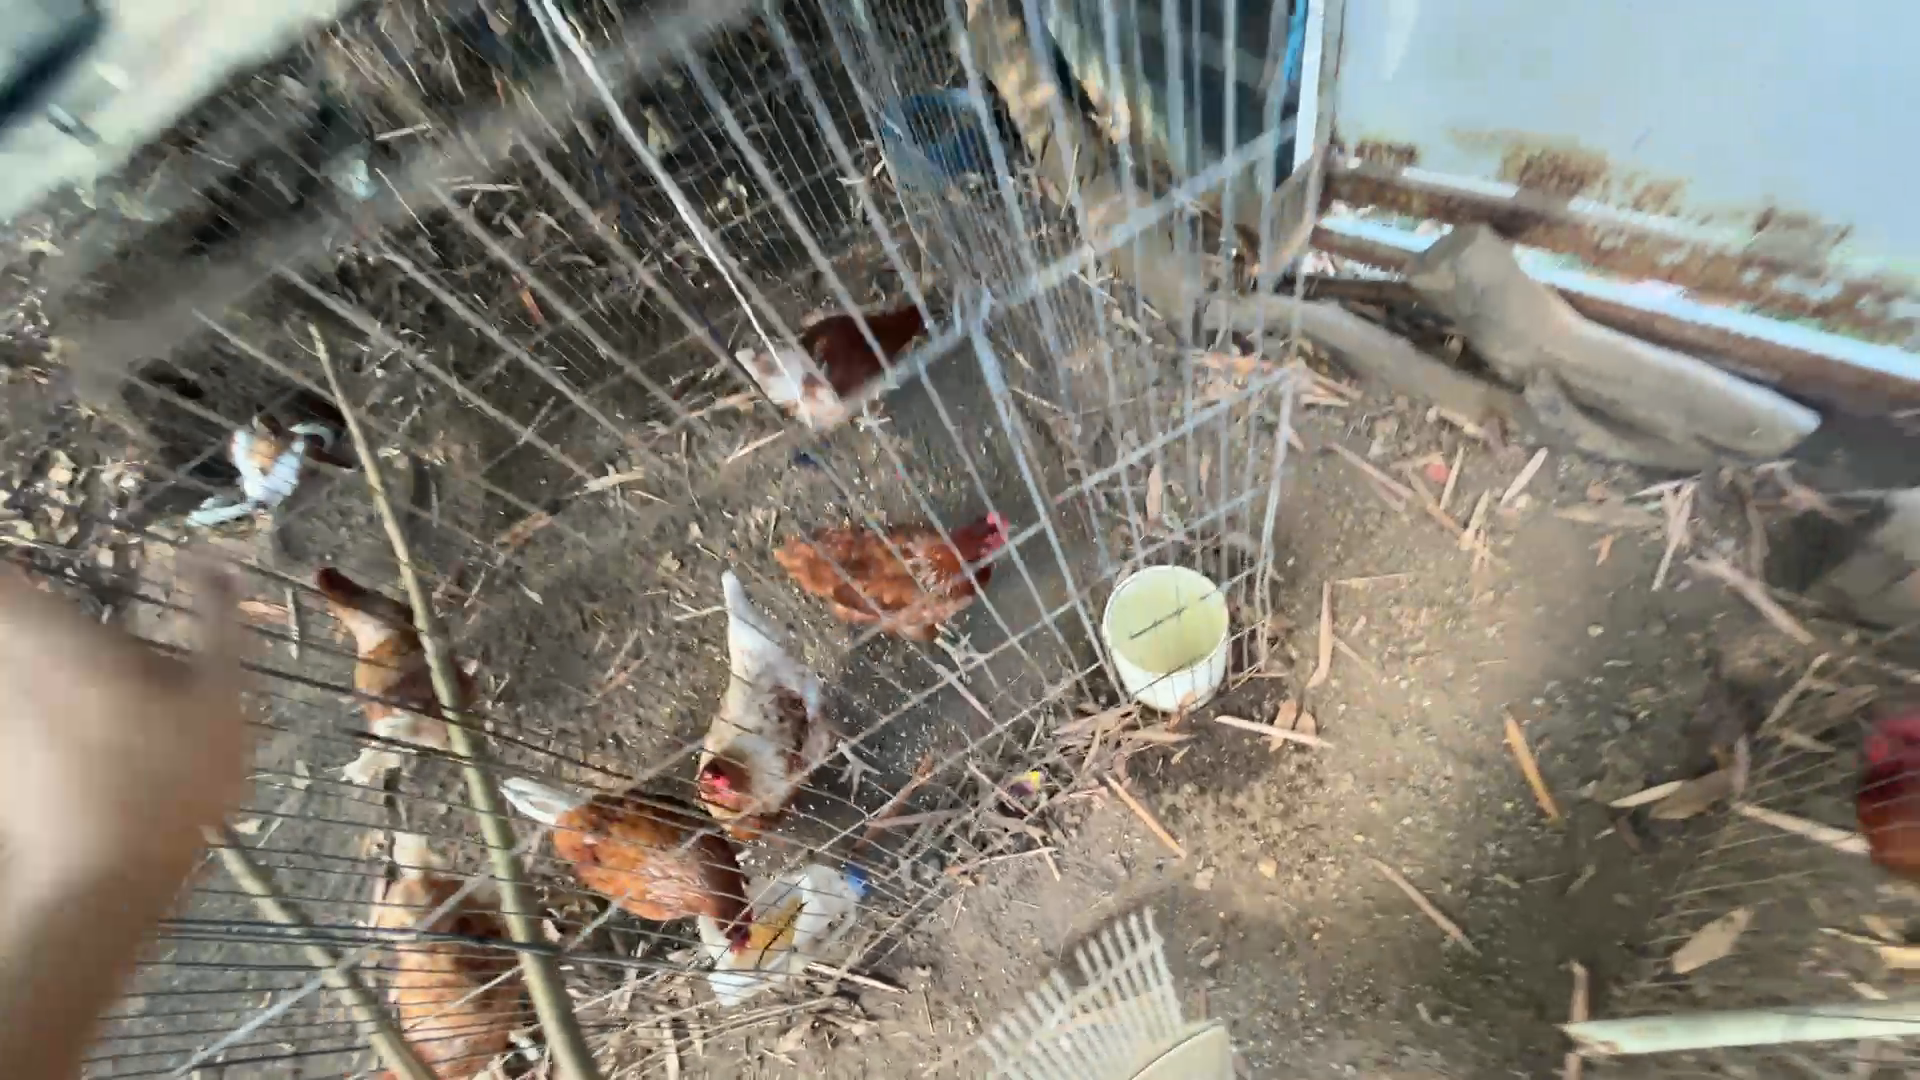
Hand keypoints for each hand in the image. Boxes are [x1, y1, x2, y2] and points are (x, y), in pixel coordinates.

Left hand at [0, 555, 250, 880]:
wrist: (106, 873)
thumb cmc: (176, 773)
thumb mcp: (222, 692)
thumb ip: (216, 622)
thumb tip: (214, 558)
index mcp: (61, 648)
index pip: (6, 581)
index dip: (15, 564)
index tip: (32, 544)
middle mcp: (9, 673)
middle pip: (9, 616)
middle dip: (27, 599)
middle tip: (57, 585)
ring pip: (11, 657)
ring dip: (36, 639)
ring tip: (99, 651)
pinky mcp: (0, 753)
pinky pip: (17, 697)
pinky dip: (39, 686)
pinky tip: (90, 708)